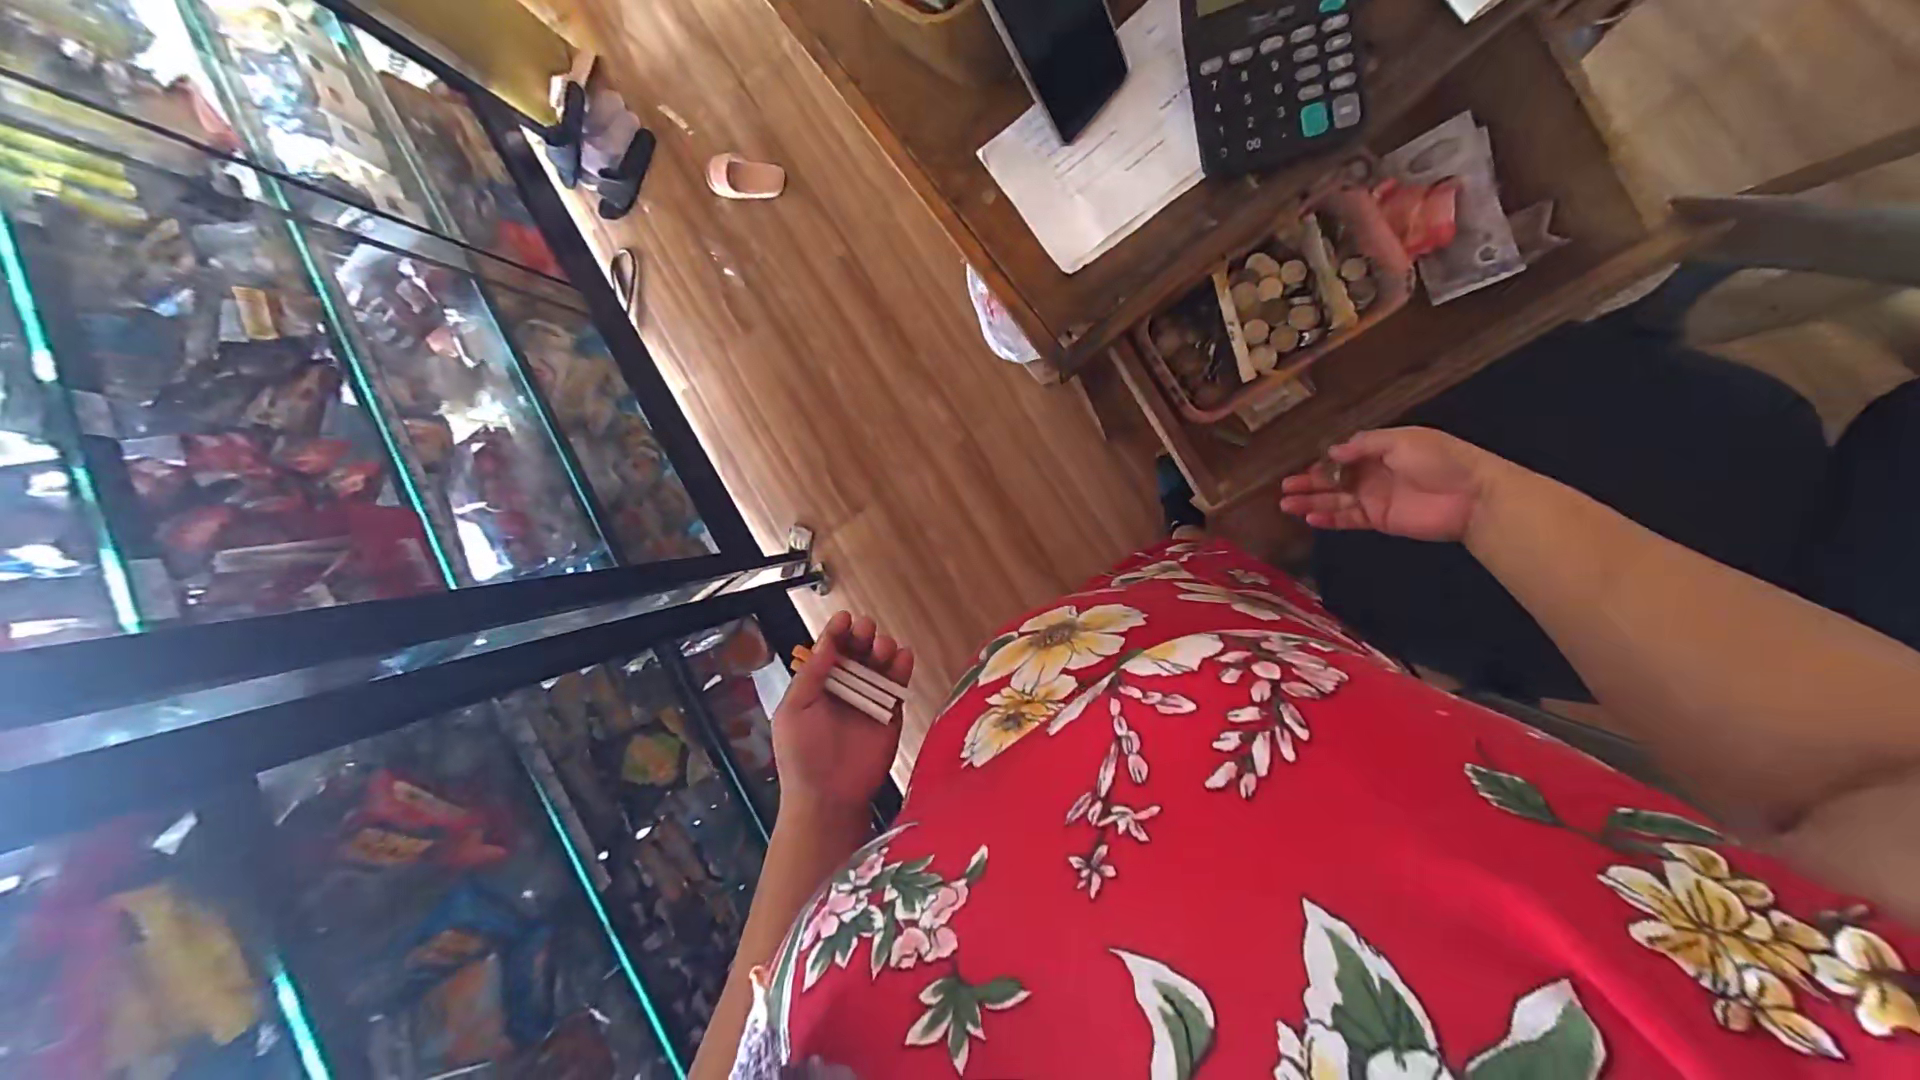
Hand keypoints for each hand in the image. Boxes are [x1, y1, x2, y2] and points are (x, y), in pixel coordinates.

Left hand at [772, 611, 913, 821]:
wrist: (828, 796)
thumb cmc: (802, 755)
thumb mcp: (794, 710)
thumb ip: (812, 675)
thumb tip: (826, 641)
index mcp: (818, 684)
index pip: (830, 650)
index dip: (837, 632)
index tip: (844, 618)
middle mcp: (845, 687)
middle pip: (858, 651)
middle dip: (862, 636)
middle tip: (865, 631)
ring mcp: (870, 699)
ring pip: (881, 664)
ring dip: (883, 648)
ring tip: (883, 647)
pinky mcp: (891, 713)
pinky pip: (899, 685)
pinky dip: (903, 668)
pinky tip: (902, 657)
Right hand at [1278, 427, 1505, 542]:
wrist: (1474, 496)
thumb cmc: (1441, 460)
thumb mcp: (1403, 440)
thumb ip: (1365, 445)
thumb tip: (1332, 452)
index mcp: (1379, 452)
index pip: (1342, 457)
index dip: (1321, 462)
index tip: (1301, 467)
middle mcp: (1373, 475)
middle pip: (1333, 480)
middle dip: (1308, 483)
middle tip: (1284, 488)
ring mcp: (1374, 499)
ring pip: (1335, 501)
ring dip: (1311, 502)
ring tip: (1286, 505)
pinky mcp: (1379, 520)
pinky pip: (1348, 520)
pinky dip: (1329, 519)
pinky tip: (1310, 518)